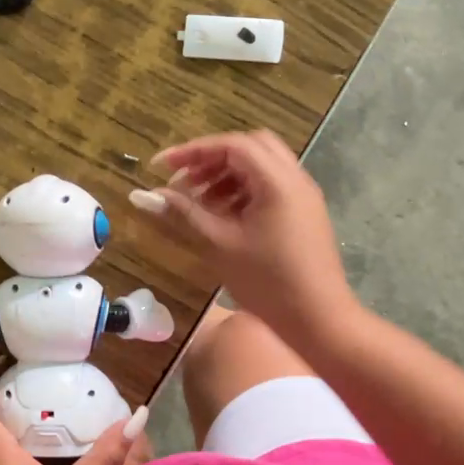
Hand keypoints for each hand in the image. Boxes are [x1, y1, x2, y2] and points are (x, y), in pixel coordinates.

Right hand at [132, 130, 359, 349]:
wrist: (318, 319)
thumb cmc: (266, 281)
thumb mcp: (219, 244)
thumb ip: (183, 212)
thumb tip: (145, 195)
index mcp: (277, 182)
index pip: (232, 145)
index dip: (192, 151)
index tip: (160, 167)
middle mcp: (295, 179)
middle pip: (250, 146)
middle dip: (211, 157)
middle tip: (183, 180)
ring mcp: (303, 195)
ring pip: (261, 165)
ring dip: (226, 174)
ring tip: (197, 200)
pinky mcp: (304, 212)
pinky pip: (270, 185)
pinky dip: (242, 188)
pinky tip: (221, 214)